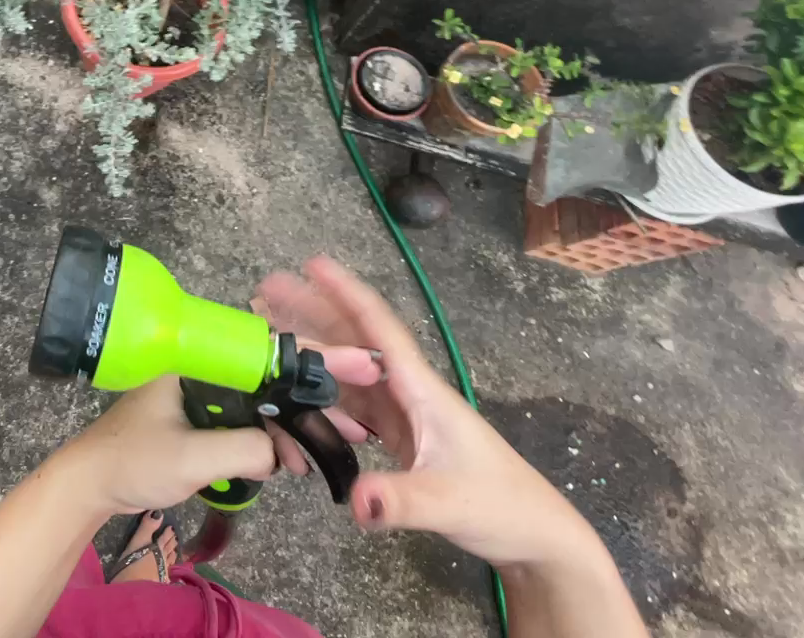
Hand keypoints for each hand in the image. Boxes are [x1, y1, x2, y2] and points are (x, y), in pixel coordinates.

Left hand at [54, 376, 275, 515]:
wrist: (91, 484)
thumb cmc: (136, 462)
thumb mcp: (193, 457)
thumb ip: (242, 449)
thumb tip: (276, 451)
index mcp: (187, 366)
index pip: (247, 366)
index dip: (281, 394)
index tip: (305, 428)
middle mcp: (188, 374)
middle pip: (247, 390)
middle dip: (275, 423)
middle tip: (295, 462)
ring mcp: (184, 397)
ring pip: (237, 409)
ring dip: (261, 437)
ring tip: (283, 467)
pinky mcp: (182, 419)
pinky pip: (223, 424)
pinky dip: (242, 444)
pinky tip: (256, 466)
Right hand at [252, 258, 597, 567]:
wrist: (538, 540)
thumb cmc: (504, 508)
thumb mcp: (451, 504)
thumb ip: (402, 500)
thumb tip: (356, 501)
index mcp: (421, 390)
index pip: (379, 329)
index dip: (345, 293)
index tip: (312, 264)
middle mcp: (406, 391)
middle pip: (352, 338)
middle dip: (311, 309)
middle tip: (266, 290)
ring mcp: (400, 411)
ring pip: (346, 367)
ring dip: (310, 344)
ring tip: (271, 326)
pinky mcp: (396, 433)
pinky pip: (348, 400)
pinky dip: (319, 387)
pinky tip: (297, 386)